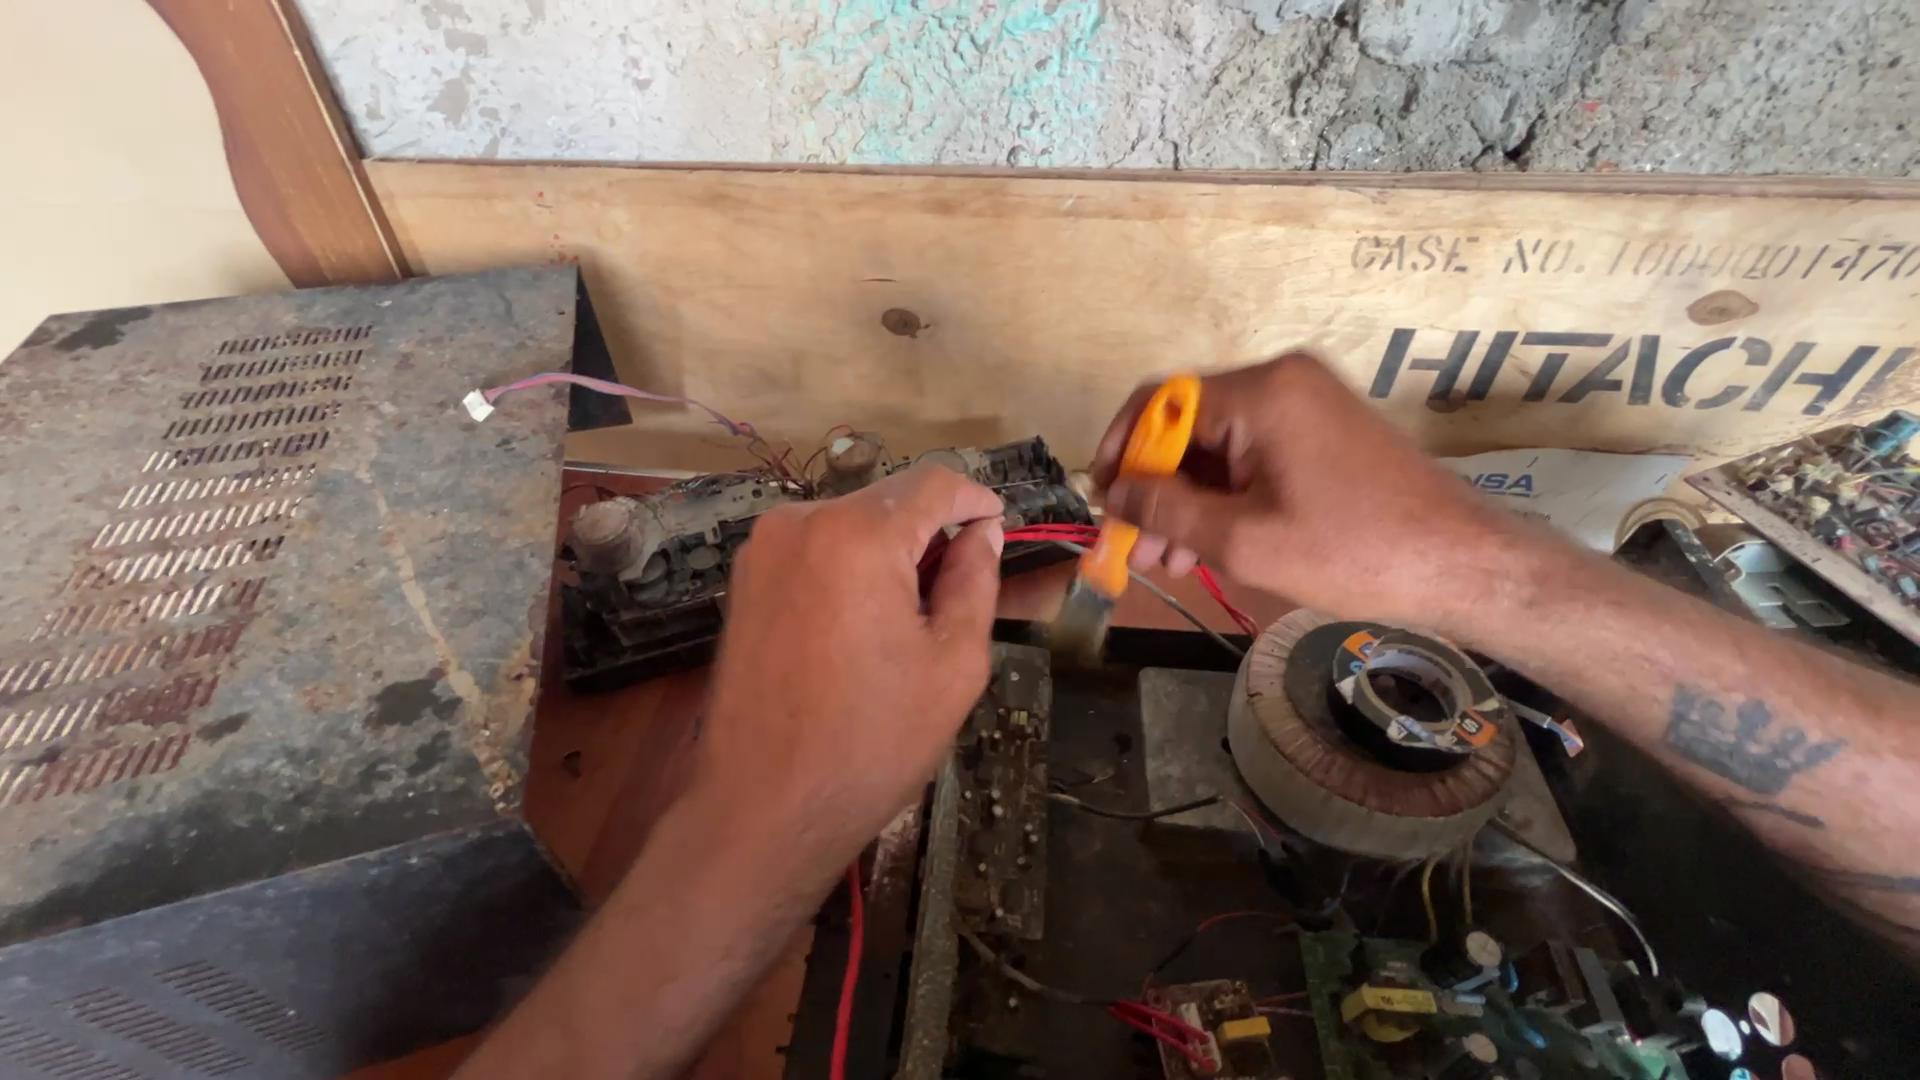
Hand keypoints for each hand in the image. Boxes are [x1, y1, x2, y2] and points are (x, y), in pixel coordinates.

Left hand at [697, 464, 1004, 862]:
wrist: (763, 807)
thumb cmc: (872, 742)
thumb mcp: (953, 663)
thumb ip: (974, 580)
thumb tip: (983, 530)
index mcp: (856, 536)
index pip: (931, 483)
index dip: (974, 497)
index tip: (998, 523)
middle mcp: (799, 521)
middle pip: (887, 498)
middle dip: (932, 527)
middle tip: (963, 579)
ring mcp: (762, 548)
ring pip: (850, 521)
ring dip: (890, 546)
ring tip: (913, 609)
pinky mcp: (744, 578)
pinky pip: (815, 546)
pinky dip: (851, 562)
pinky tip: (864, 616)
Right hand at [1093, 354, 1530, 631]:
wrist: (1466, 566)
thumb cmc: (1353, 553)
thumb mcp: (1242, 539)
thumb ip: (1164, 509)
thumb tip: (1111, 491)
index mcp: (1261, 393)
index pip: (1158, 402)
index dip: (1120, 451)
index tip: (1104, 502)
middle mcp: (1280, 382)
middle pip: (1185, 426)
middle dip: (1153, 488)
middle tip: (1136, 547)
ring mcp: (1304, 404)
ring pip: (1215, 447)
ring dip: (1184, 501)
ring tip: (1167, 561)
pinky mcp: (1319, 431)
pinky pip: (1249, 456)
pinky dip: (1221, 497)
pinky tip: (1205, 546)